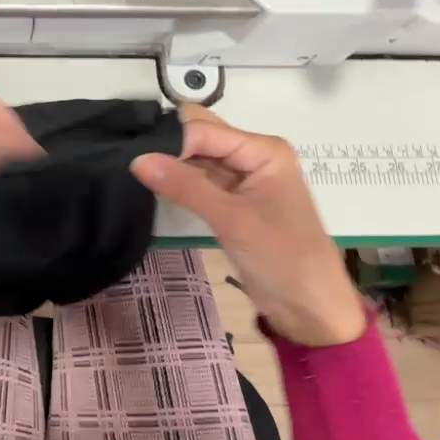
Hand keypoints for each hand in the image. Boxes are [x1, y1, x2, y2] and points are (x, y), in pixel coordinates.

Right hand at [130, 104, 367, 346]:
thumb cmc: (282, 258)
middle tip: (129, 158)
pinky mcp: (230, 200)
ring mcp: (241, 178)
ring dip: (169, 162)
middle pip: (201, 135)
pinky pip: (198, 179)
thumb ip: (185, 187)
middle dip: (167, 144)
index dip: (170, 140)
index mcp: (264, 150)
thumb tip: (137, 159)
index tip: (132, 155)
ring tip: (132, 169)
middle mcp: (252, 155)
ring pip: (196, 157)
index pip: (205, 130)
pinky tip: (150, 183)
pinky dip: (177, 181)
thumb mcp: (232, 220)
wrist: (310, 308)